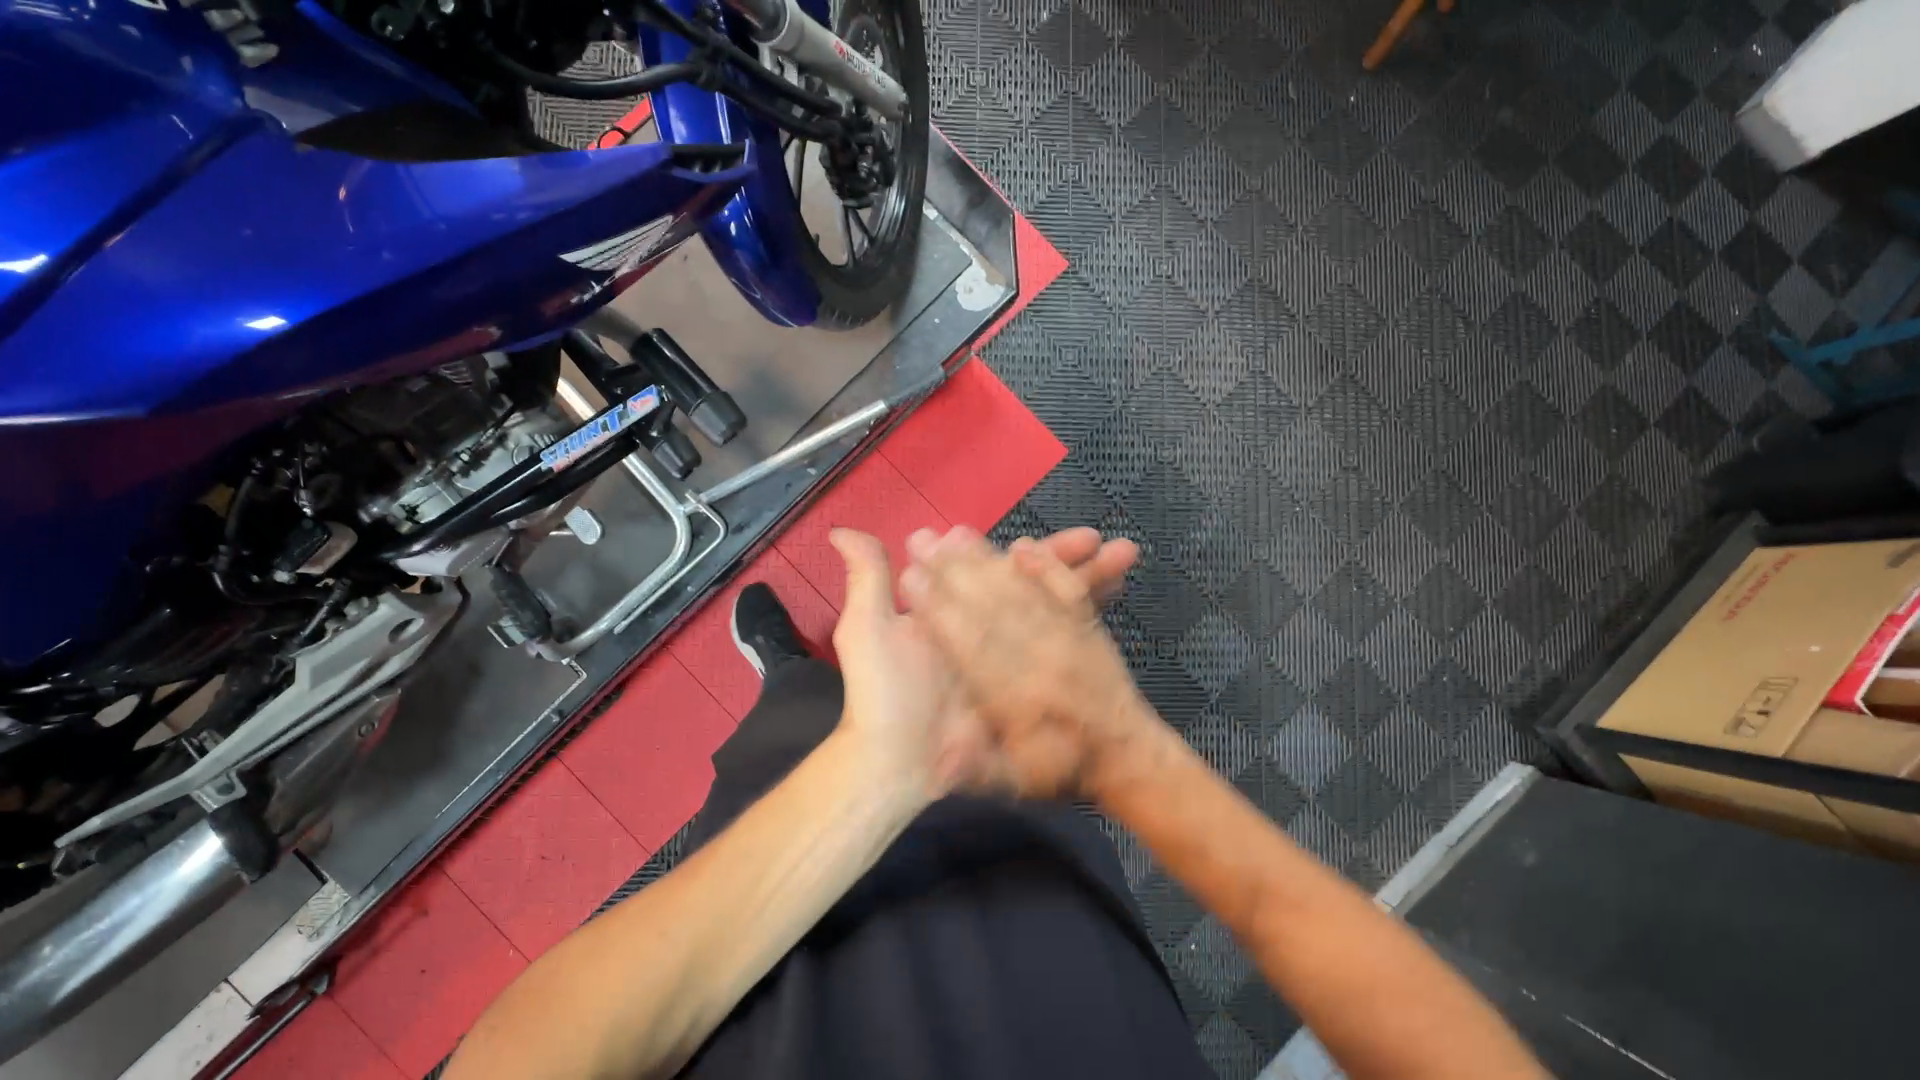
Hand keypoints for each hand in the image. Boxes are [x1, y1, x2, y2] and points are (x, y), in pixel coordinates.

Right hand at [899, 526, 1160, 799]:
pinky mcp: (1088, 629)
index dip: (937, 612)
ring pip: (1024, 594)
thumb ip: (979, 769)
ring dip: (988, 561)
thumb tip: (938, 760)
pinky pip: (1068, 591)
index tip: (910, 579)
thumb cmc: (1063, 771)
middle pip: (991, 609)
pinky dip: (1047, 566)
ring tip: (956, 534)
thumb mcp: (1017, 783)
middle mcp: (1041, 663)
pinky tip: (1023, 544)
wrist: (1129, 757)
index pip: (969, 647)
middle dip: (952, 572)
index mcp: (1016, 700)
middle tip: (921, 539)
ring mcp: (1068, 641)